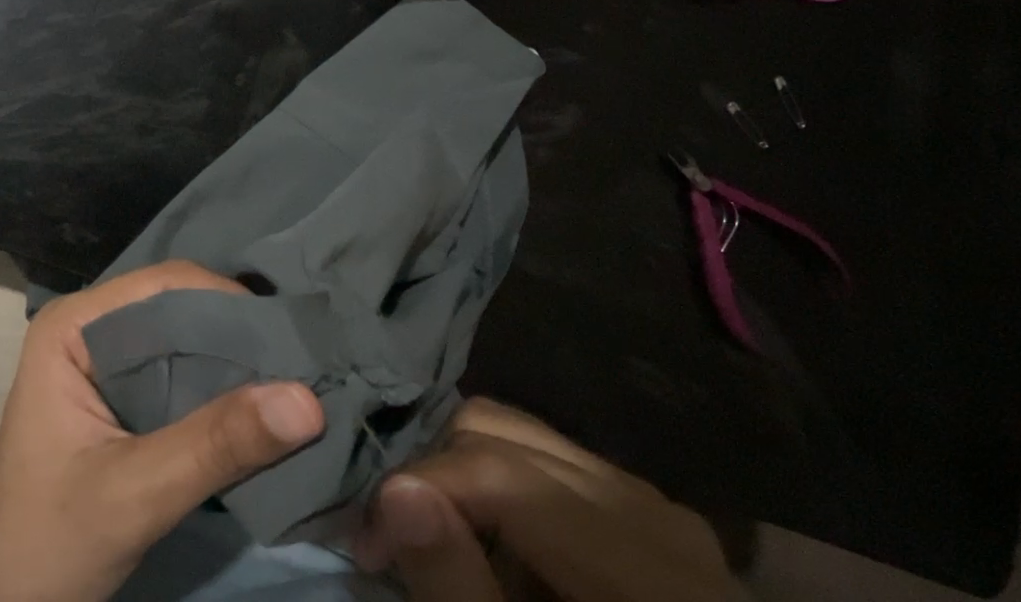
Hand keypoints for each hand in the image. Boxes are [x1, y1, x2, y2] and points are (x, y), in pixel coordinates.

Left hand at [0, 260, 324, 601]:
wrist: (5, 601)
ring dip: (237, 367)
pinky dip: (221, 394)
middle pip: (179, 310)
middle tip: (310, 368)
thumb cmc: (50, 540)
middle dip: (242, 337)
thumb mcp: (135, 493)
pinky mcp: (119, 400)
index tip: (297, 344)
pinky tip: (262, 415)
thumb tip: (309, 399)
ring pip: (185, 345)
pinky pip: (180, 378)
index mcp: (73, 327)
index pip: (166, 285)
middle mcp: (89, 330)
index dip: (233, 305)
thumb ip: (215, 444)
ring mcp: (102, 365)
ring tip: (299, 389)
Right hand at [353, 398, 737, 600]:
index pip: (504, 474)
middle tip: (391, 543)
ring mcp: (650, 504)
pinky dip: (494, 487)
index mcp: (650, 571)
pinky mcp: (636, 508)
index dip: (419, 489)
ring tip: (432, 539)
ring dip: (457, 477)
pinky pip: (542, 458)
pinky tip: (484, 545)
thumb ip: (457, 587)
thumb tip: (395, 491)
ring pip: (516, 433)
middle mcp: (655, 513)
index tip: (365, 548)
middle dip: (432, 477)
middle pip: (503, 435)